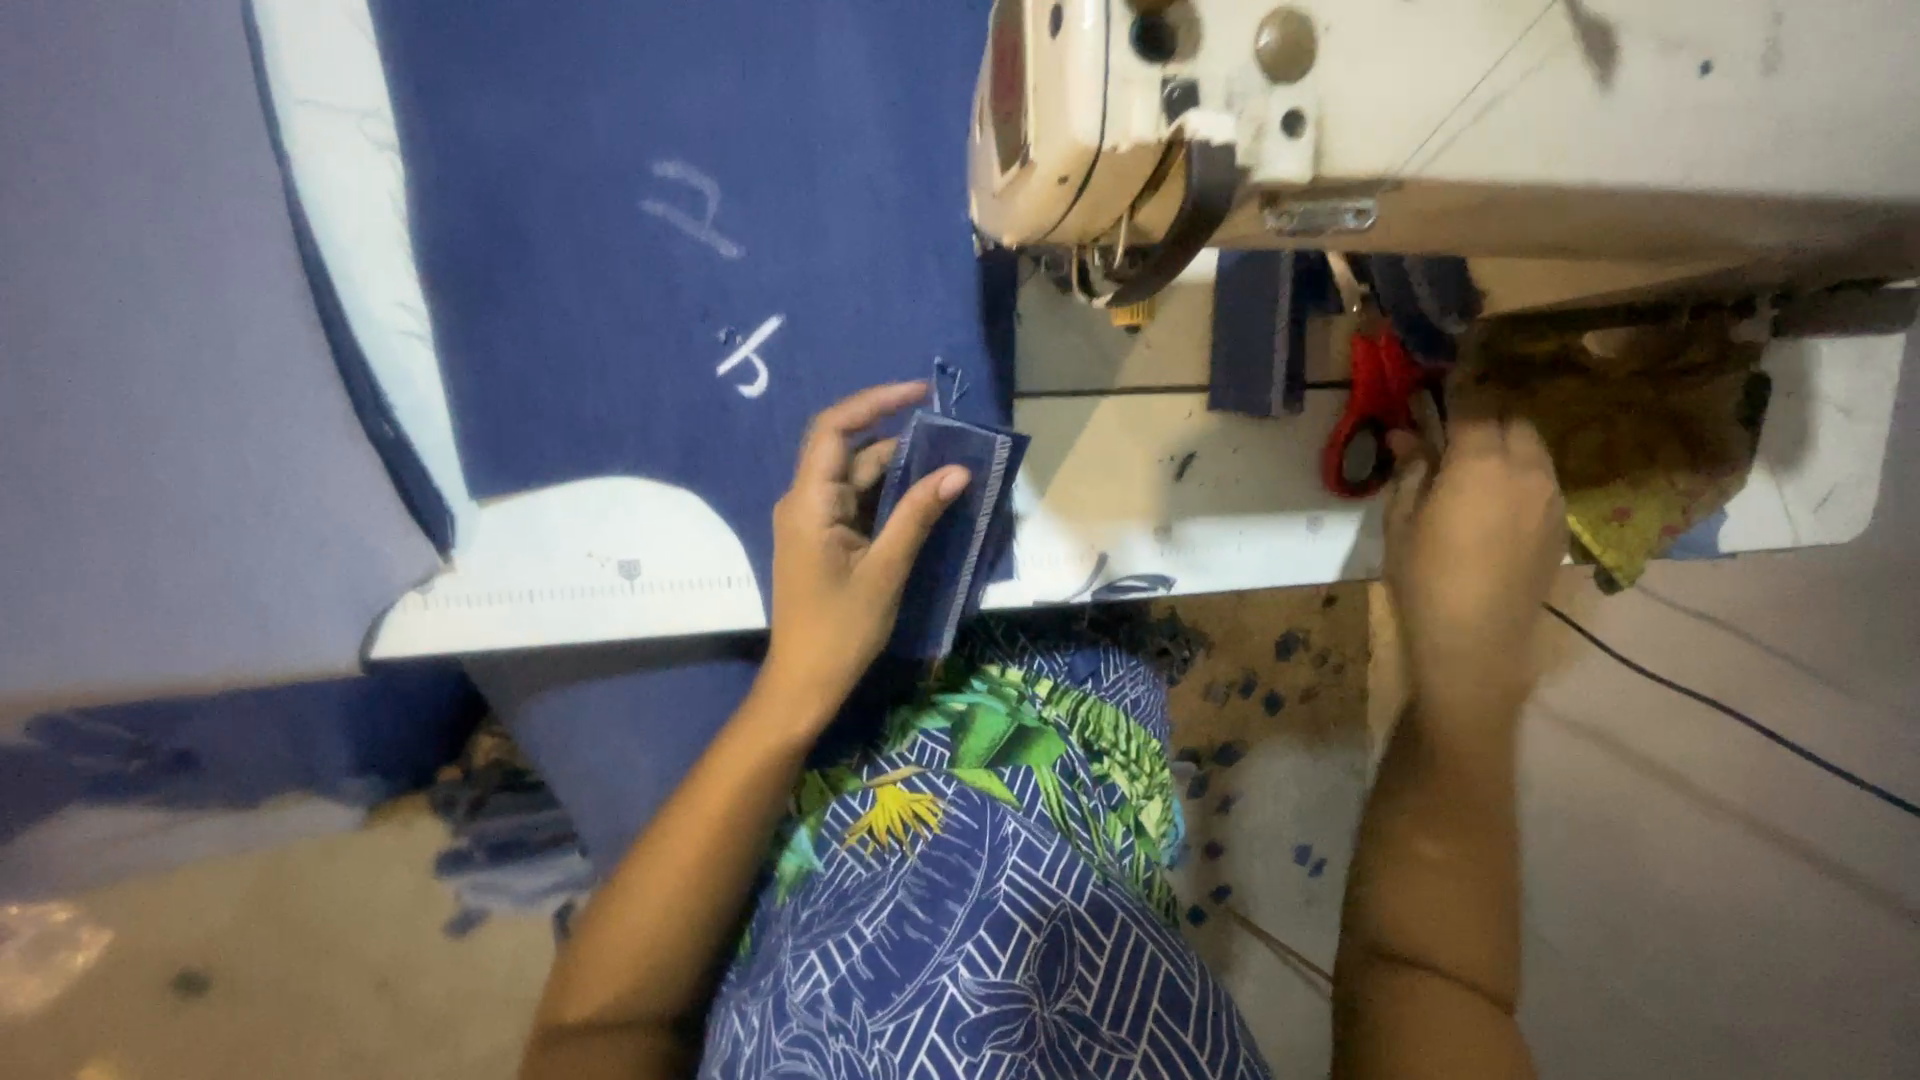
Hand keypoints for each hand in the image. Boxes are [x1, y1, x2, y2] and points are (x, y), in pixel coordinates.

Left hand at [759, 382, 969, 729]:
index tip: (920, 394)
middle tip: (949, 438)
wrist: (805, 683)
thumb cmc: (842, 631)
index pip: (834, 429)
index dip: (875, 402)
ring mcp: (813, 521)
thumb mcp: (886, 570)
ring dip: (898, 470)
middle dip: (897, 438)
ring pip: (856, 477)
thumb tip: (958, 472)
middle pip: (848, 450)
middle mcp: (805, 502)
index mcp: (809, 503)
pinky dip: (889, 497)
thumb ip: (918, 516)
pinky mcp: (824, 539)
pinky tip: (924, 498)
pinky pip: (857, 503)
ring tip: (947, 465)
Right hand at [1383, 410, 1566, 717]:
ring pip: (1534, 448)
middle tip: (1451, 429)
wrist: (1476, 637)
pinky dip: (1520, 473)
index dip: (1454, 393)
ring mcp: (1551, 495)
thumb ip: (1411, 471)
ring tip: (1474, 463)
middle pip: (1513, 420)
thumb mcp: (1401, 520)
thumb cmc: (1424, 577)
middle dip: (1484, 416)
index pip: (1473, 407)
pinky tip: (1494, 498)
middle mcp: (1526, 468)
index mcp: (1480, 462)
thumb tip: (1408, 436)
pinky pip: (1543, 479)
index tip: (1435, 388)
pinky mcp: (1561, 523)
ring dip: (1506, 444)